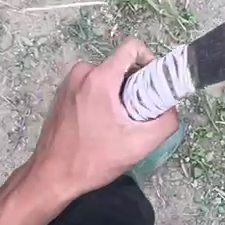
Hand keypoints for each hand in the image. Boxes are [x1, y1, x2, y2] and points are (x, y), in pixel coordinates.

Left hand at [21, 38, 181, 206]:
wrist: (52, 175)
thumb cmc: (93, 160)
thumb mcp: (138, 145)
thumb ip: (165, 122)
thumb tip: (172, 109)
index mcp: (100, 78)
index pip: (131, 48)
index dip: (149, 60)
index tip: (153, 85)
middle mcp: (82, 73)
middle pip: (119, 66)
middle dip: (133, 86)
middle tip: (135, 114)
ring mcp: (69, 82)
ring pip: (106, 77)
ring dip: (117, 95)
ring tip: (117, 124)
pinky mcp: (62, 93)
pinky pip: (91, 85)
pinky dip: (101, 99)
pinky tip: (99, 125)